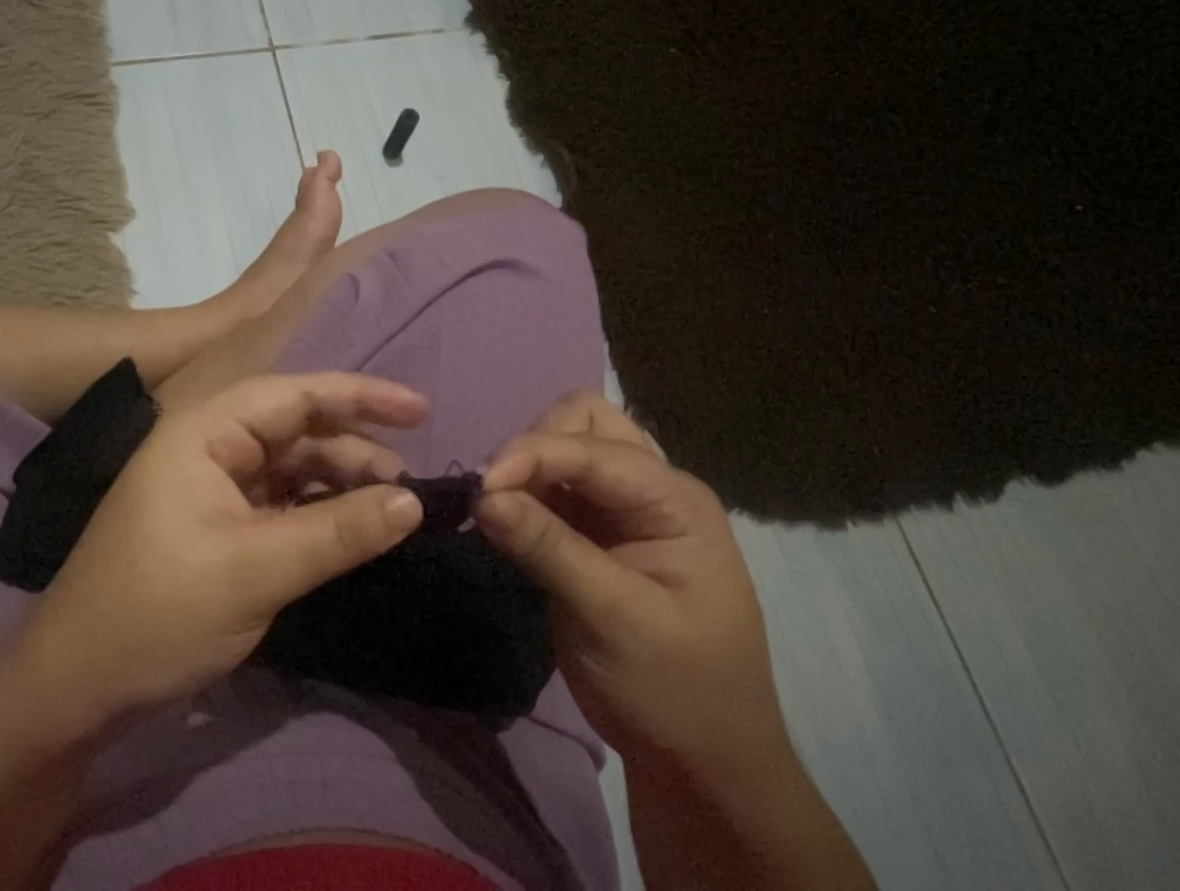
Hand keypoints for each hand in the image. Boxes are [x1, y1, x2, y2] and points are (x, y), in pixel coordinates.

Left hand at [17, 373, 427, 721]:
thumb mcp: (256, 570)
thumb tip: (415, 501)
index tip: (422, 410)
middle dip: (354, 452)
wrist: (79, 683)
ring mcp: (207, 491)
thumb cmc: (159, 613)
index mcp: (201, 436)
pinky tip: (351, 535)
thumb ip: (338, 531)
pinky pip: (277, 507)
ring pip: (289, 473)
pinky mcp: (213, 530)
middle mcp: (204, 451)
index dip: (359, 396)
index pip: (292, 395)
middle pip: (294, 433)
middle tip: (414, 488)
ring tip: (393, 515)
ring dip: (339, 487)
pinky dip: (316, 516)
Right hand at [476, 392, 791, 782]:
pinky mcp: (596, 537)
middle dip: (534, 444)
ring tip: (496, 507)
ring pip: (568, 448)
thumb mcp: (612, 618)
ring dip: (527, 466)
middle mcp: (652, 490)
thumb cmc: (674, 688)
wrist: (701, 757)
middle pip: (586, 422)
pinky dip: (524, 494)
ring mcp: (624, 512)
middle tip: (496, 493)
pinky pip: (555, 490)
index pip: (592, 447)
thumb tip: (482, 493)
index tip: (479, 490)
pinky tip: (504, 521)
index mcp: (674, 500)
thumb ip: (548, 547)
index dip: (531, 454)